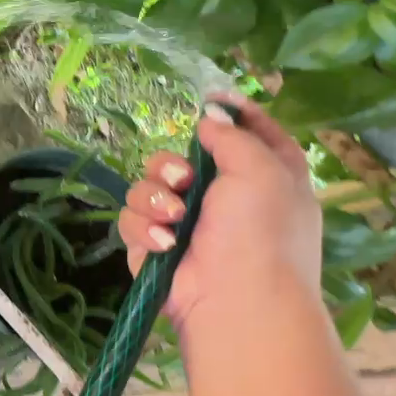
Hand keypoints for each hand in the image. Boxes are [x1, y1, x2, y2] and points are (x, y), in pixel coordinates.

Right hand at [118, 95, 322, 329]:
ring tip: (173, 218)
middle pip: (179, 158)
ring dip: (155, 198)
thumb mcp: (260, 170)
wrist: (234, 296)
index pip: (249, 133)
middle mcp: (222, 195)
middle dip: (171, 166)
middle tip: (182, 179)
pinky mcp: (153, 242)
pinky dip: (146, 228)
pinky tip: (165, 243)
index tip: (209, 99)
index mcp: (263, 175)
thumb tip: (210, 118)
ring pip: (146, 186)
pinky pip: (132, 218)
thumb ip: (233, 136)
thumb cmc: (260, 232)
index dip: (230, 114)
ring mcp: (184, 221)